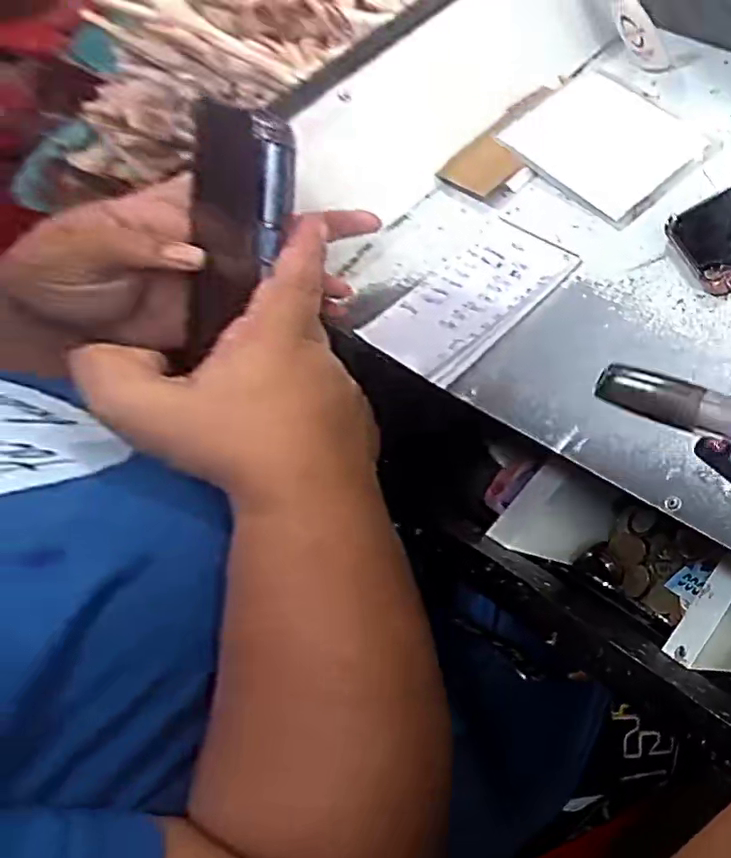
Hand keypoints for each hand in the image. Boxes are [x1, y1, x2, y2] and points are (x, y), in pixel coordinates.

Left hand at [0, 175, 374, 359]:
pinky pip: (281, 316)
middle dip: (320, 234)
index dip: (273, 194)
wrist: (59, 330)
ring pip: (287, 278)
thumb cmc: (57, 276)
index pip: (231, 197)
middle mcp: (212, 248)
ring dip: (322, 282)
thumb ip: (129, 243)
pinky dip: (311, 318)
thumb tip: (193, 252)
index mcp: (175, 219)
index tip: (310, 198)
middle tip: (363, 228)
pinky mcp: (237, 319)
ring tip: (343, 294)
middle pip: (274, 236)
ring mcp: (228, 285)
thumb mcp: (77, 247)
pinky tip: (329, 322)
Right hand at [69, 218, 377, 512]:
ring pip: (304, 365)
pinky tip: (269, 428)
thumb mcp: (134, 402)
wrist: (313, 499)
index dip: (302, 245)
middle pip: (291, 324)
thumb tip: (129, 355)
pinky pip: (320, 398)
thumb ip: (110, 364)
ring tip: (236, 400)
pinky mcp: (358, 421)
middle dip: (258, 324)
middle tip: (218, 347)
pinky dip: (293, 402)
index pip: (292, 277)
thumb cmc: (232, 444)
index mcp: (277, 337)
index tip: (318, 221)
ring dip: (272, 371)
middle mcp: (323, 358)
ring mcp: (348, 392)